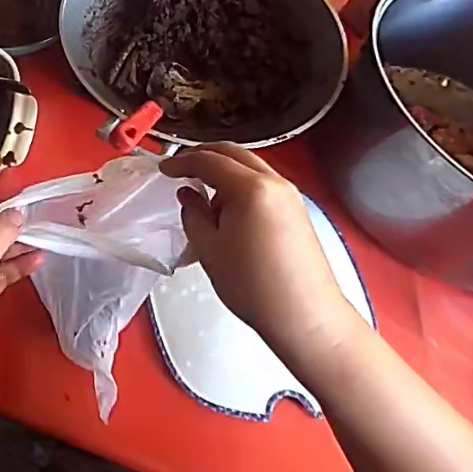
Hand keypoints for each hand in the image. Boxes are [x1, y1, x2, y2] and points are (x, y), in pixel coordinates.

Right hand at [160, 145, 360, 357]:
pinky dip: (242, 184)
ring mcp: (289, 194)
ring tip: (204, 195)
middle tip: (182, 167)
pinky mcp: (297, 208)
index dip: (183, 161)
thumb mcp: (210, 250)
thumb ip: (194, 215)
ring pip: (249, 166)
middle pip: (233, 153)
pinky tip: (229, 209)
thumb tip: (189, 196)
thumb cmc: (258, 288)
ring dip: (224, 170)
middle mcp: (274, 182)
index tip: (166, 167)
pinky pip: (263, 182)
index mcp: (251, 188)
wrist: (306, 318)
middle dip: (204, 156)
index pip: (210, 160)